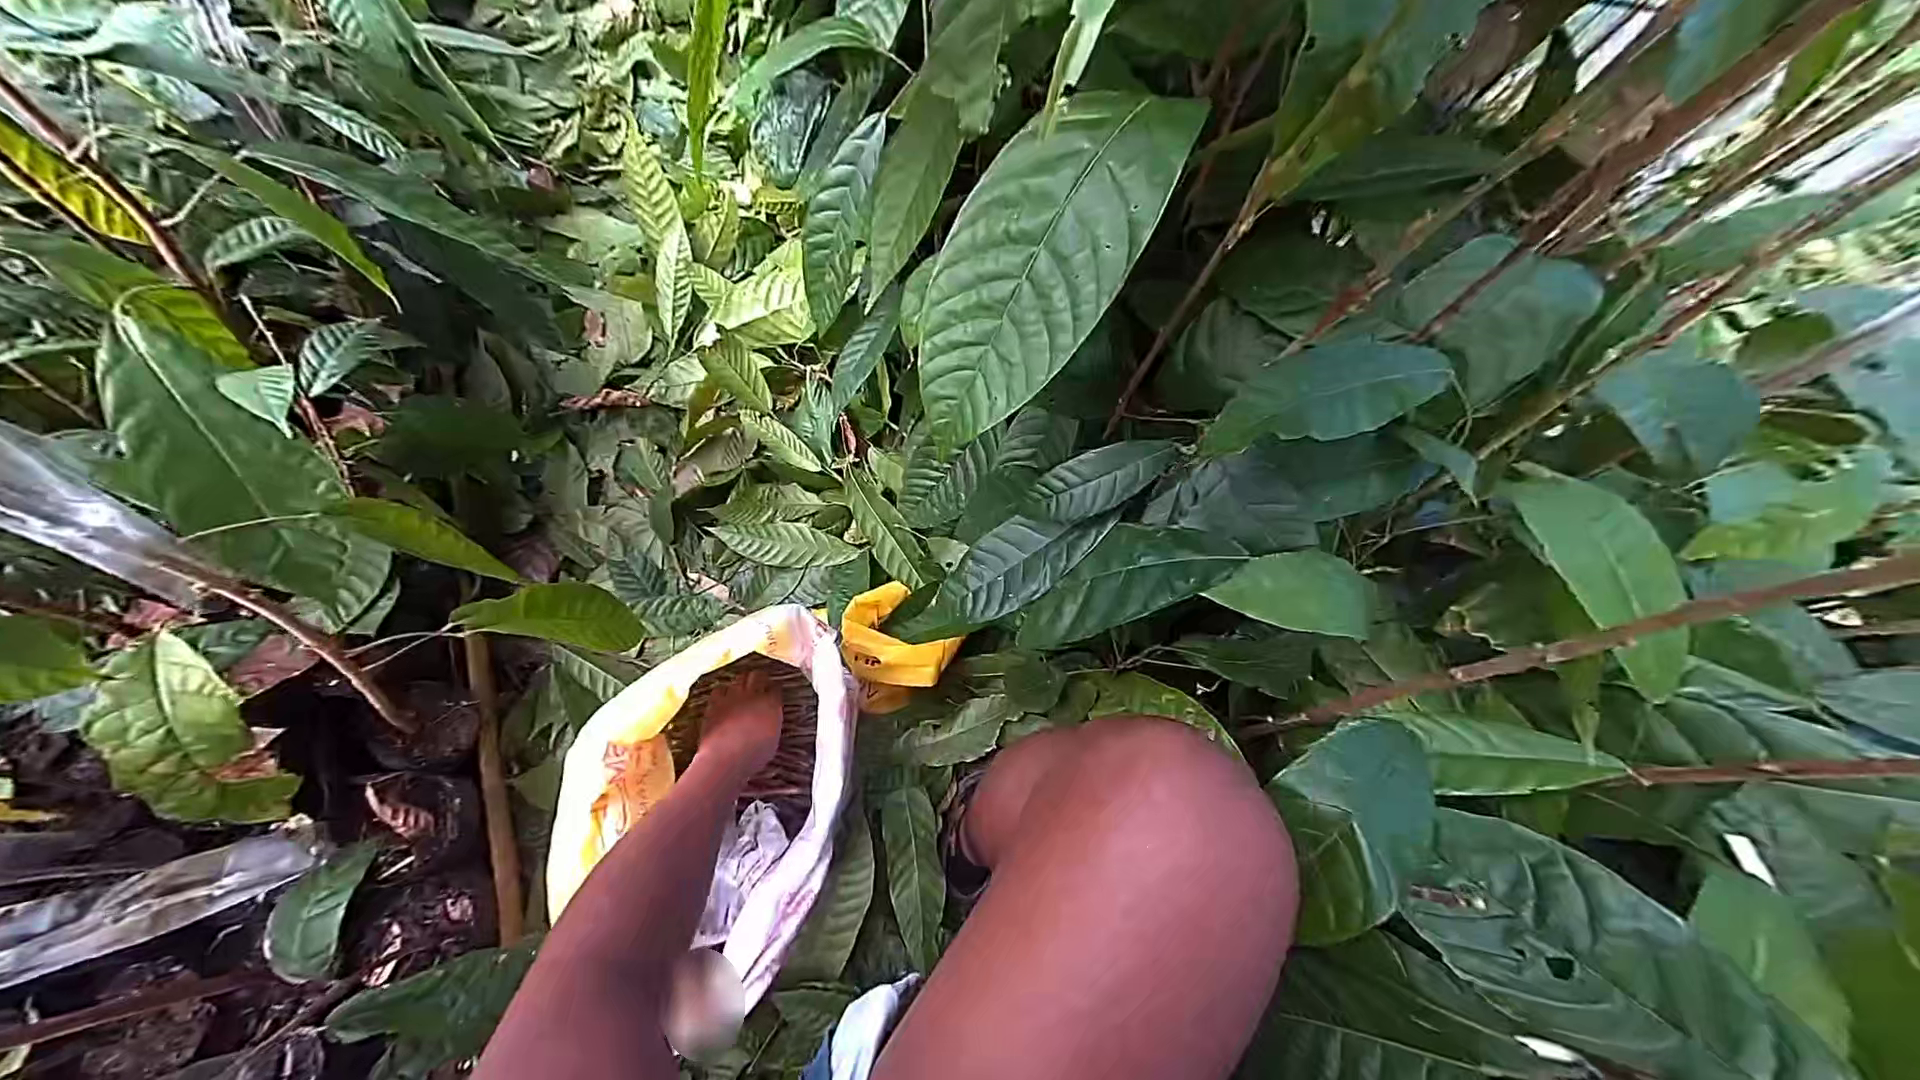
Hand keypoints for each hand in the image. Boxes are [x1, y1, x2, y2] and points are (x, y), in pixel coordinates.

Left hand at [697, 669, 781, 779]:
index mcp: (771, 704)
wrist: (725, 757)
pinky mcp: (715, 703)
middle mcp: (753, 695)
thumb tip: (769, 721)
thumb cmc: (753, 755)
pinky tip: (723, 697)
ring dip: (741, 682)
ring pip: (739, 678)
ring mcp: (733, 697)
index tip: (772, 694)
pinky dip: (723, 691)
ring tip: (741, 689)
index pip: (775, 688)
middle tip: (759, 684)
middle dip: (759, 678)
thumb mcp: (772, 739)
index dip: (773, 690)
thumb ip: (772, 724)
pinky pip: (720, 689)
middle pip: (758, 675)